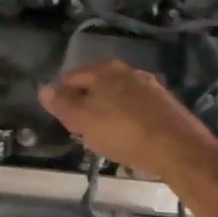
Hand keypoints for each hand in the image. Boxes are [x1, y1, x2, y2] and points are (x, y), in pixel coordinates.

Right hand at [39, 60, 217, 175]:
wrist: (174, 146)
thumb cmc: (121, 132)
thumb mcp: (83, 120)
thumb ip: (62, 104)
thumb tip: (43, 88)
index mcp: (104, 70)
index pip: (72, 77)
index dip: (62, 96)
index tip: (61, 117)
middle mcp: (128, 71)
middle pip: (97, 85)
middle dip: (86, 102)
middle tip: (79, 127)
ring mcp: (149, 86)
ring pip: (117, 96)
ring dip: (106, 111)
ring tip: (102, 133)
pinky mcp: (163, 104)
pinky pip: (135, 108)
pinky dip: (125, 118)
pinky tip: (126, 135)